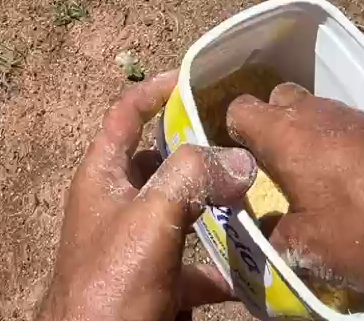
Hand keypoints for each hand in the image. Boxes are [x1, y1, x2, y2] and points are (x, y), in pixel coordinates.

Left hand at [37, 71, 259, 320]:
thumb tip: (239, 156)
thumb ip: (191, 178)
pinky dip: (221, 266)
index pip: (127, 111)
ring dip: (218, 208)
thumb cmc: (108, 286)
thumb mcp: (149, 219)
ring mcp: (135, 244)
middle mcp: (117, 201)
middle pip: (162, 160)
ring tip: (260, 202)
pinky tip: (252, 272)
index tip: (198, 78)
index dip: (158, 88)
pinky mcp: (153, 284)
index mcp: (103, 172)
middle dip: (202, 152)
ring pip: (182, 211)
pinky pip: (193, 265)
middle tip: (246, 144)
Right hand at [228, 83, 363, 320]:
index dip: (233, 134)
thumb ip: (275, 239)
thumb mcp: (310, 250)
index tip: (239, 163)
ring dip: (310, 140)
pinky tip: (357, 189)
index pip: (238, 109)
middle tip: (277, 171)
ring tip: (319, 185)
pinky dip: (344, 150)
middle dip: (272, 129)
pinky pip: (348, 129)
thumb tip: (265, 237)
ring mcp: (351, 115)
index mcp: (281, 133)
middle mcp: (311, 112)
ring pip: (315, 114)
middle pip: (277, 101)